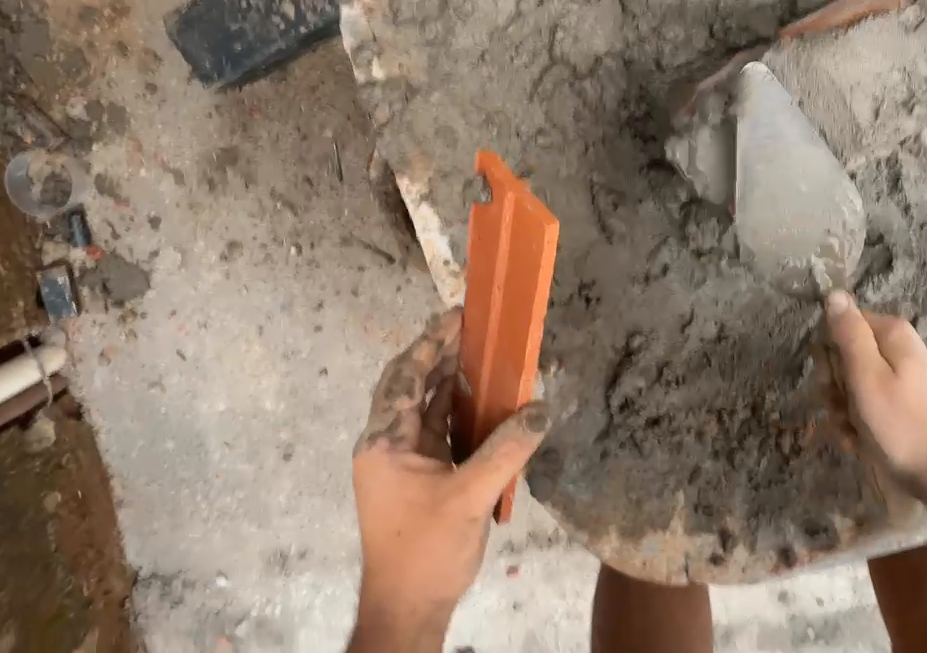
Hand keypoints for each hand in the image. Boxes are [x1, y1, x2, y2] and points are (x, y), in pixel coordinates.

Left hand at [349, 309, 548, 649]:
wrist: (409, 609)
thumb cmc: (426, 550)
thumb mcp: (469, 497)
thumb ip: (506, 450)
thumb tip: (542, 409)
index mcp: (384, 443)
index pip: (403, 379)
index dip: (429, 344)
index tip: (456, 317)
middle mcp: (389, 444)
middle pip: (410, 385)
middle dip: (438, 354)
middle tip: (472, 326)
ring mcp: (405, 461)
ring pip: (426, 405)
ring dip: (450, 379)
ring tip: (482, 350)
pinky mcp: (423, 476)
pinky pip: (441, 428)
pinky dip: (460, 408)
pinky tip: (484, 396)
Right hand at [822, 290, 926, 499]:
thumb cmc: (903, 425)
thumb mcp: (867, 376)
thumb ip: (849, 333)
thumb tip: (834, 293)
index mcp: (892, 334)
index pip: (841, 324)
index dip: (829, 352)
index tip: (831, 380)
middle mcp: (896, 350)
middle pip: (843, 355)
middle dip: (833, 385)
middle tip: (840, 407)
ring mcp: (897, 380)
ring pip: (849, 384)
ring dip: (841, 409)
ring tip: (852, 431)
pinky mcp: (897, 407)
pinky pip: (863, 407)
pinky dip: (855, 425)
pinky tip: (858, 442)